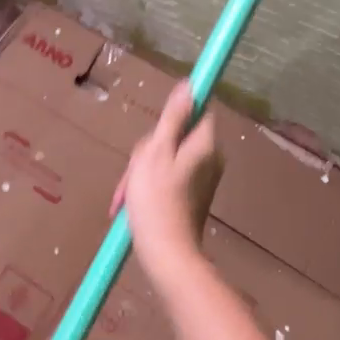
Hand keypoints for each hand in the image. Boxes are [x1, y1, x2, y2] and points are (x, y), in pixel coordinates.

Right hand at [110, 80, 223, 278]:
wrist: (166, 255)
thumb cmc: (157, 200)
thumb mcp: (157, 151)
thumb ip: (174, 117)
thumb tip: (190, 84)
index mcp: (206, 143)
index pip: (195, 111)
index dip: (172, 118)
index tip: (155, 134)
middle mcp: (211, 158)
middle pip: (176, 135)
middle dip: (149, 151)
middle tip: (134, 172)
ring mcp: (203, 179)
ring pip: (167, 158)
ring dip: (143, 171)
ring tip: (128, 193)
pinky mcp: (193, 196)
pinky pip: (169, 178)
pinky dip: (149, 187)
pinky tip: (132, 203)